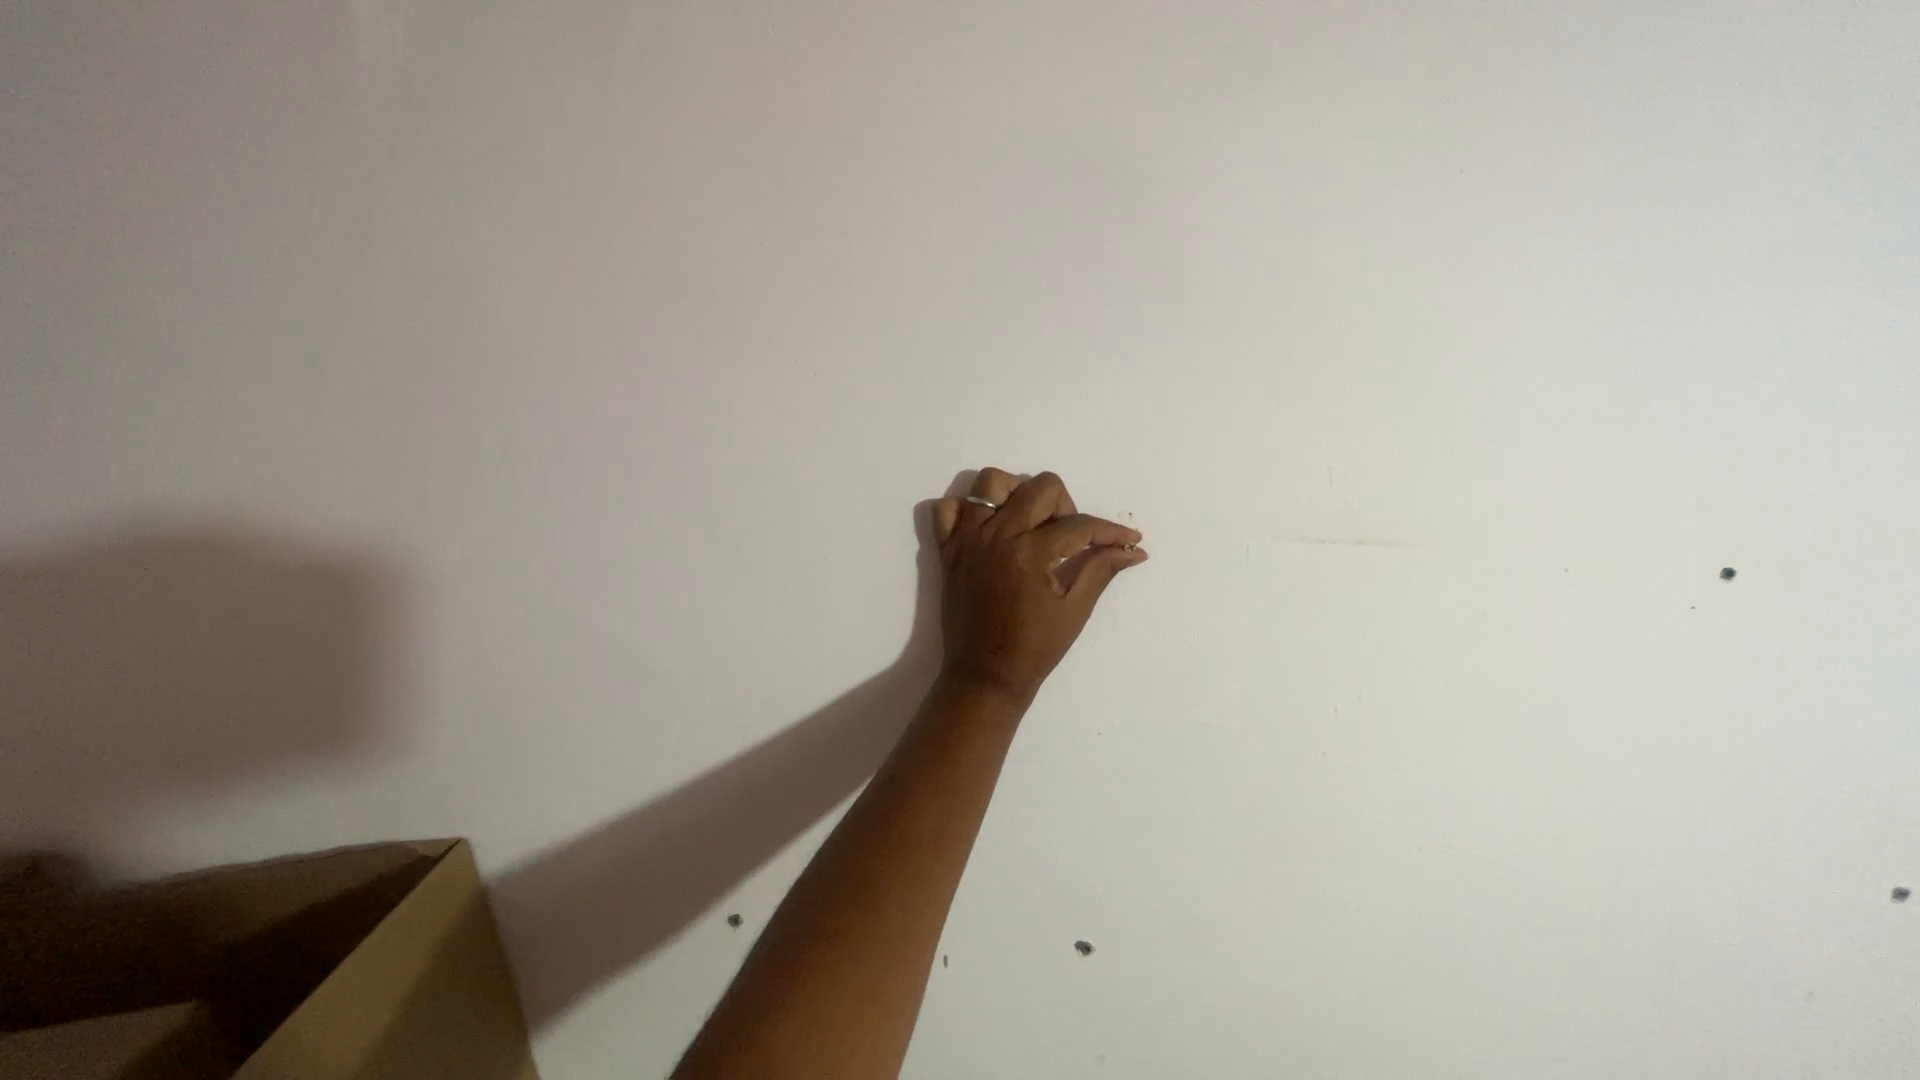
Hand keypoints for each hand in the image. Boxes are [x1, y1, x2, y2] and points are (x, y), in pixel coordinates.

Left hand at [930, 469, 1147, 699]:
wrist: (985, 676)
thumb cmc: (1034, 649)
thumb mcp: (1074, 610)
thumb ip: (1101, 570)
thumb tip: (1134, 550)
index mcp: (1030, 553)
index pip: (1079, 525)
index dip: (1110, 532)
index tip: (1128, 541)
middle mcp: (996, 536)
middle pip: (1040, 487)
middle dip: (1066, 507)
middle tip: (1068, 538)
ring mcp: (966, 540)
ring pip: (990, 483)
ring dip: (1016, 493)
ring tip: (1028, 522)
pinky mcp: (946, 550)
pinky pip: (946, 508)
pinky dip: (966, 509)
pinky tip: (988, 528)